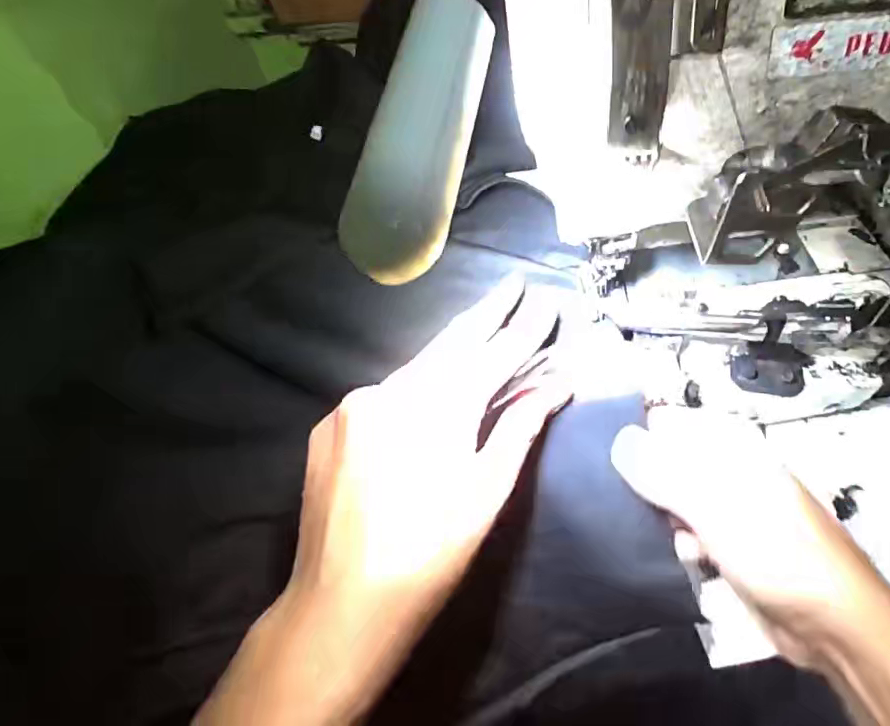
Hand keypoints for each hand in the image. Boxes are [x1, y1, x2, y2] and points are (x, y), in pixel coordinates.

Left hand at [198, 278, 571, 725]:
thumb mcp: (488, 490)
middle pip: (454, 340)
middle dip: (489, 310)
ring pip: (419, 364)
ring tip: (483, 326)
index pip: (496, 352)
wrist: (337, 607)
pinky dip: (417, 382)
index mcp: (439, 405)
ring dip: (454, 347)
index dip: (526, 325)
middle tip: (514, 282)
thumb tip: (558, 383)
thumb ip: (521, 425)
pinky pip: (387, 390)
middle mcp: (394, 389)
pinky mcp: (332, 423)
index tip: (548, 298)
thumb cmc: (430, 552)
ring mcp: (356, 404)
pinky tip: (431, 391)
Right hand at [609, 406, 889, 664]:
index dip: (638, 437)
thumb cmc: (774, 550)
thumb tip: (619, 440)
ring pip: (676, 501)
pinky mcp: (731, 542)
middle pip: (669, 462)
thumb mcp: (714, 506)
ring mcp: (731, 505)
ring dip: (664, 519)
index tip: (605, 459)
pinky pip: (691, 532)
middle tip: (630, 507)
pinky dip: (683, 543)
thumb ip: (664, 472)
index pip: (670, 422)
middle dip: (647, 484)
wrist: (829, 619)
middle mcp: (729, 467)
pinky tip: (688, 559)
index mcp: (730, 443)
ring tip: (666, 537)